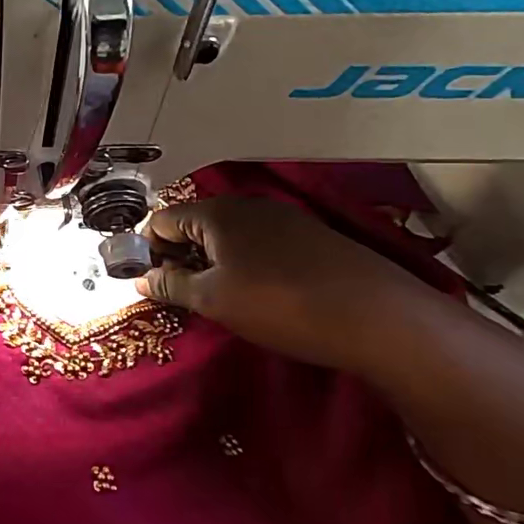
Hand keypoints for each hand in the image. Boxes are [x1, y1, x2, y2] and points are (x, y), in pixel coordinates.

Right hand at [134, 197, 440, 373]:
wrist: (380, 318)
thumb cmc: (281, 303)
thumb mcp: (213, 299)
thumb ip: (171, 285)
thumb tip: (143, 279)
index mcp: (216, 212)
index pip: (161, 220)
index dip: (148, 250)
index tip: (150, 282)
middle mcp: (247, 205)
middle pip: (194, 225)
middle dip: (181, 256)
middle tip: (182, 293)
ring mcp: (283, 218)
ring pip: (229, 236)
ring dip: (214, 262)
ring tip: (220, 298)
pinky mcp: (312, 238)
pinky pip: (260, 244)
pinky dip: (246, 264)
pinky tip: (260, 293)